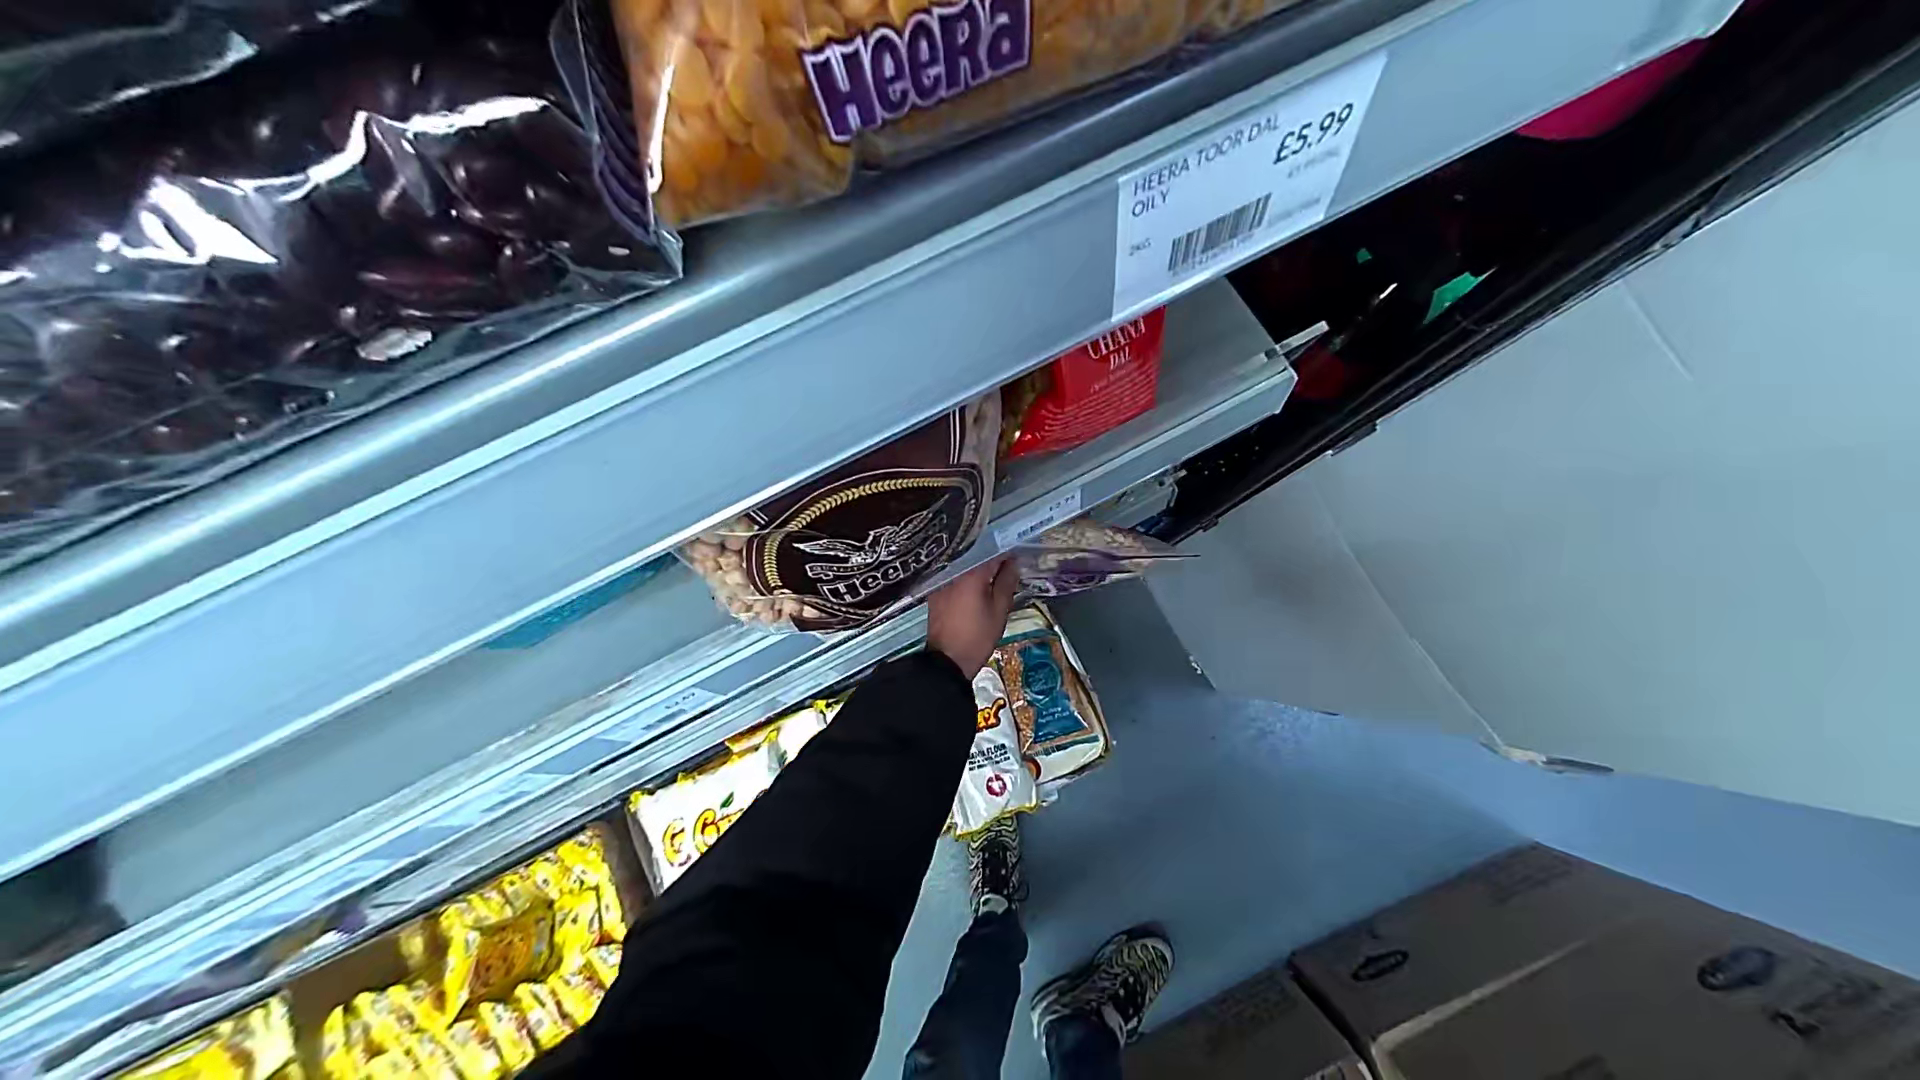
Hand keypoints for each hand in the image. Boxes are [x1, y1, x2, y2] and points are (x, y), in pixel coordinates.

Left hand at [926, 557, 1019, 675]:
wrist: (947, 661)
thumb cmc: (977, 636)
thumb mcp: (1000, 609)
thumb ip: (1007, 581)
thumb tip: (1013, 562)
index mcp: (971, 572)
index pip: (993, 550)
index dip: (1007, 551)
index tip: (1018, 554)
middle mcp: (953, 570)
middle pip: (976, 554)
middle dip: (992, 557)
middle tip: (1008, 564)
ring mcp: (941, 580)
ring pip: (964, 564)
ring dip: (979, 565)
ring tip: (995, 574)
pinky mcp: (936, 590)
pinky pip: (955, 575)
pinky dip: (966, 575)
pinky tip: (976, 584)